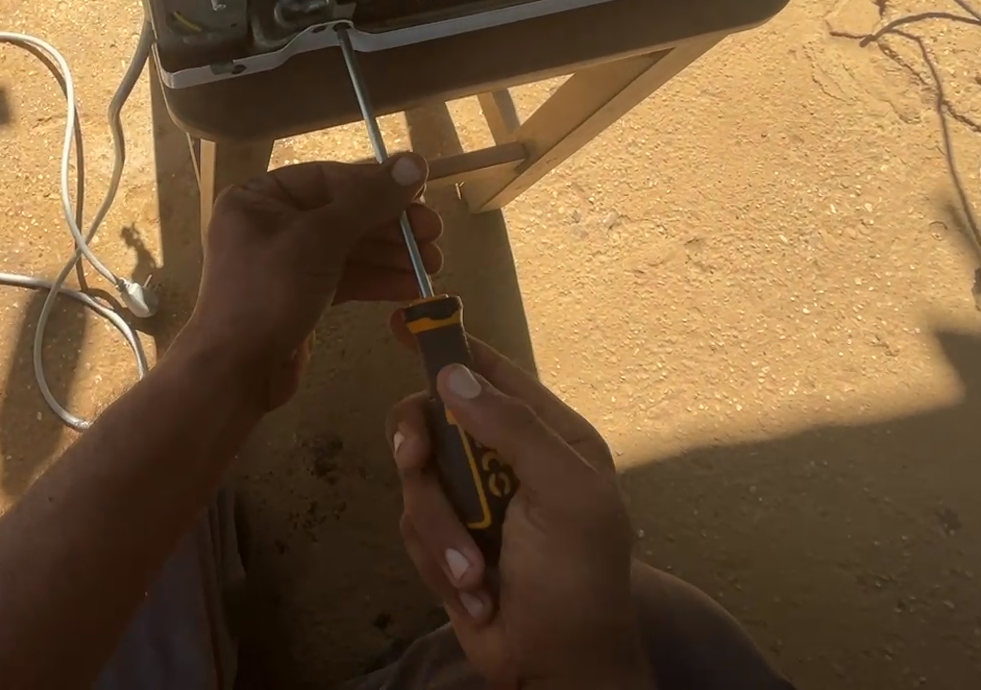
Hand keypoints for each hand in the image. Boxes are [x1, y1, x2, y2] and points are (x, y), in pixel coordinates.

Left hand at [179, 155, 442, 411]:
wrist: (237, 371)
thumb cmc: (269, 293)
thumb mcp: (319, 240)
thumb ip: (368, 201)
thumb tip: (414, 161)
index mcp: (258, 198)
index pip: (326, 179)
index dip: (375, 185)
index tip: (420, 191)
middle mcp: (269, 223)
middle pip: (341, 213)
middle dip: (389, 225)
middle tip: (434, 234)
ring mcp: (285, 260)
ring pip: (347, 247)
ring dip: (391, 254)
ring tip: (433, 263)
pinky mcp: (300, 293)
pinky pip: (344, 276)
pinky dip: (376, 279)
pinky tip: (414, 287)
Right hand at [386, 333, 649, 688]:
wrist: (556, 672)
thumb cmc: (579, 582)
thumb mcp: (567, 497)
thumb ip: (515, 429)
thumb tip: (452, 373)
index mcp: (544, 434)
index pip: (489, 370)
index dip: (446, 343)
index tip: (400, 324)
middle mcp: (500, 454)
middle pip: (429, 412)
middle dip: (418, 442)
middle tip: (413, 461)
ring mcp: (468, 493)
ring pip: (414, 471)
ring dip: (438, 525)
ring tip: (472, 570)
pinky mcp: (442, 530)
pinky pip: (409, 519)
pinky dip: (435, 555)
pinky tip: (471, 588)